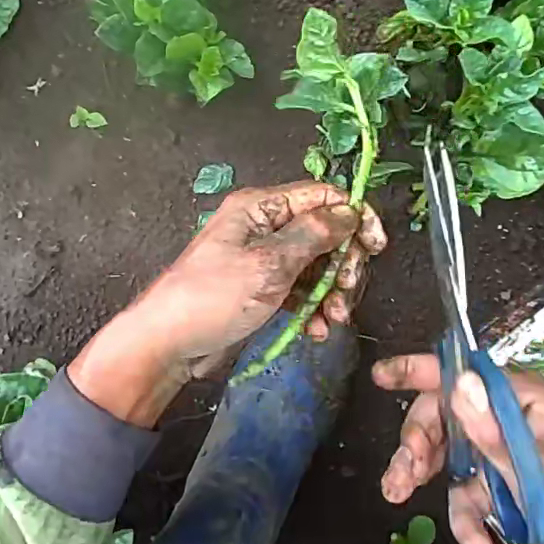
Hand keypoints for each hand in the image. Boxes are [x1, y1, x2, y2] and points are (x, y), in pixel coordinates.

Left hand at [70, 182, 386, 426]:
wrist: (167, 346)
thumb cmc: (214, 297)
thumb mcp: (268, 264)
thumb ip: (314, 235)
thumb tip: (350, 212)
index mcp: (262, 208)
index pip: (323, 196)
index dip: (355, 216)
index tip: (376, 247)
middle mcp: (266, 227)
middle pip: (326, 233)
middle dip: (343, 262)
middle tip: (346, 290)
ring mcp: (266, 259)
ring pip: (318, 264)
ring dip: (332, 291)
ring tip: (333, 318)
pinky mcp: (265, 288)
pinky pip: (302, 289)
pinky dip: (314, 307)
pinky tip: (318, 329)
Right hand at [373, 352, 543, 543]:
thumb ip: (495, 436)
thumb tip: (460, 383)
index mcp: (528, 405)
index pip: (469, 375)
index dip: (425, 371)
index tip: (384, 376)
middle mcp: (512, 424)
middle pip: (448, 416)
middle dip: (419, 441)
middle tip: (401, 470)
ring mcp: (506, 458)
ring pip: (449, 454)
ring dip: (423, 476)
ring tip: (399, 496)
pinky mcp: (504, 492)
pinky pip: (467, 496)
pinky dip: (465, 522)